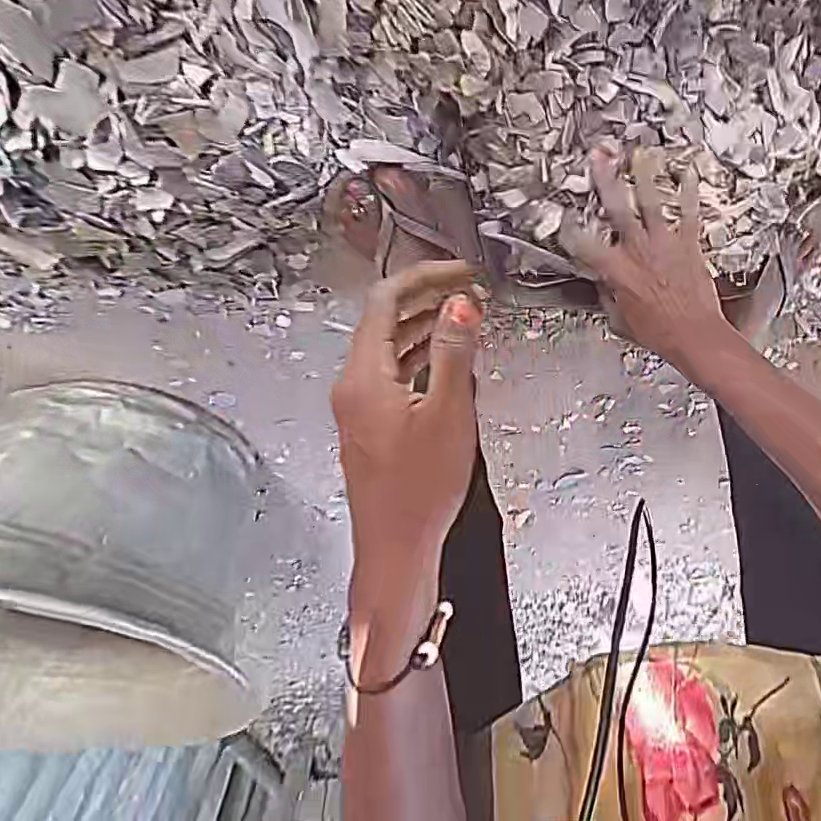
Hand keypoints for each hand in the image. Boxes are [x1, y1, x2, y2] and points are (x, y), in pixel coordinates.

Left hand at [332, 260, 484, 573]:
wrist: (397, 547)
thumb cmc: (419, 491)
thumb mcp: (448, 412)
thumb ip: (454, 351)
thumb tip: (459, 304)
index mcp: (364, 376)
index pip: (386, 300)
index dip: (425, 277)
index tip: (459, 273)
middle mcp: (354, 385)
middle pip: (385, 319)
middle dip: (427, 297)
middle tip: (466, 290)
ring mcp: (359, 404)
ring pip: (389, 344)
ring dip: (424, 325)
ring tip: (463, 316)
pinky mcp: (371, 421)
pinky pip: (393, 370)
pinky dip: (419, 354)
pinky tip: (445, 358)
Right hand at [560, 144, 739, 370]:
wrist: (695, 335)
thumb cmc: (660, 332)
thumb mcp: (622, 321)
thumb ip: (609, 299)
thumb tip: (604, 289)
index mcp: (617, 271)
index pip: (585, 246)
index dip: (571, 232)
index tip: (564, 222)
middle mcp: (638, 251)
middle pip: (617, 209)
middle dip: (605, 182)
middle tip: (598, 160)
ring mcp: (665, 244)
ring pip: (651, 203)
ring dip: (644, 177)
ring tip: (639, 156)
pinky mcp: (688, 245)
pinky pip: (689, 213)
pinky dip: (688, 192)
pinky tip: (687, 174)